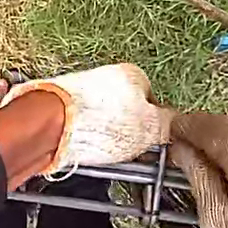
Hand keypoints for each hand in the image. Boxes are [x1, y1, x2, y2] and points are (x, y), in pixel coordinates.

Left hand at [0, 63, 170, 172]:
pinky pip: (83, 124)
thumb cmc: (100, 123)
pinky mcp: (62, 105)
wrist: (50, 125)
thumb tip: (177, 125)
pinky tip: (85, 150)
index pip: (153, 99)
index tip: (152, 141)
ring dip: (106, 136)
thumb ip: (167, 125)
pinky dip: (86, 138)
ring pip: (104, 118)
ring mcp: (82, 89)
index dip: (155, 123)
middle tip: (130, 150)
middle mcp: (106, 76)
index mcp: (132, 74)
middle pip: (127, 108)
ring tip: (104, 153)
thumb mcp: (150, 128)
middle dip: (128, 130)